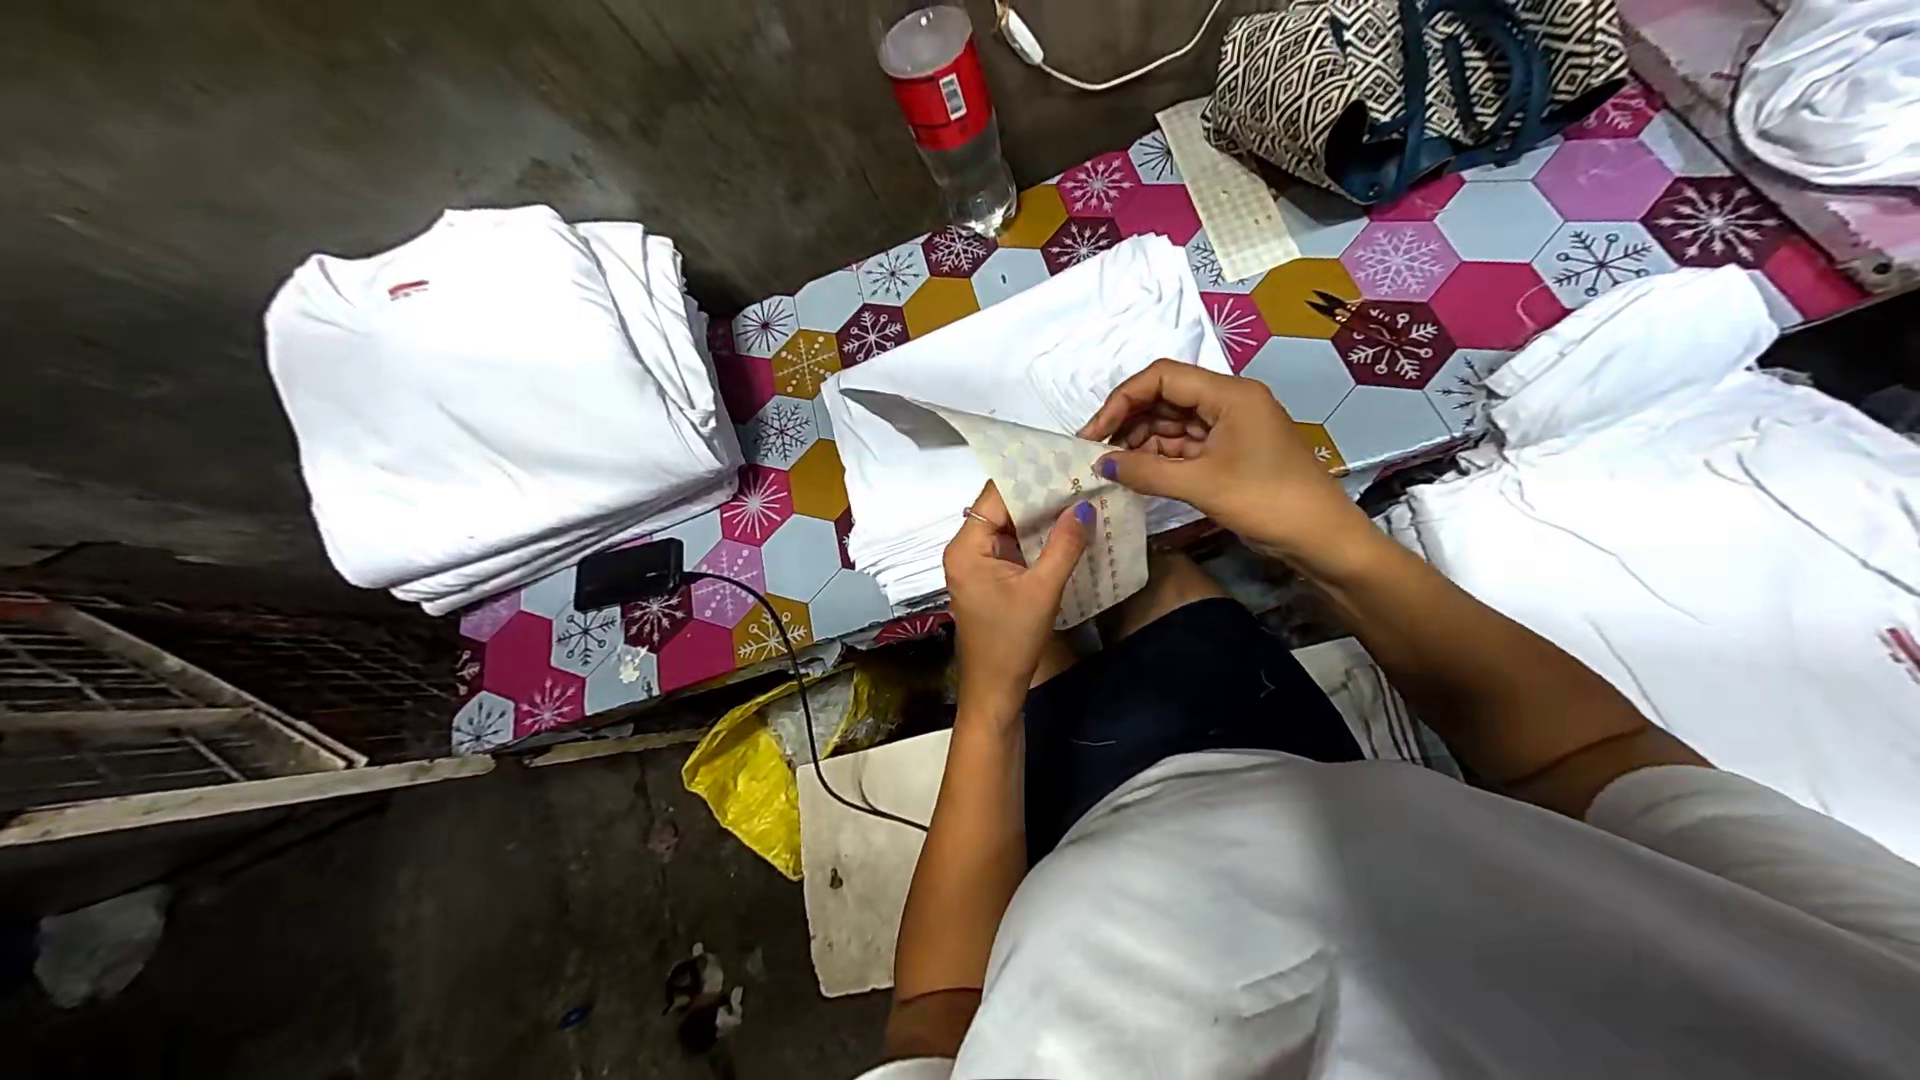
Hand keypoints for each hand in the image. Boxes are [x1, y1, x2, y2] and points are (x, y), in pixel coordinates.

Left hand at [942, 482, 1089, 703]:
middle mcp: (965, 548)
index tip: (1063, 463)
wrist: (995, 688)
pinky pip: (1013, 544)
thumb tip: (1084, 506)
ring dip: (1041, 515)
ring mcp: (977, 562)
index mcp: (967, 547)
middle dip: (1040, 494)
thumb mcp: (1043, 591)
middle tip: (1078, 476)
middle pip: (1001, 507)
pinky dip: (1037, 536)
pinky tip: (1066, 526)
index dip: (1029, 478)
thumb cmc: (1012, 642)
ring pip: (1010, 525)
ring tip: (1079, 495)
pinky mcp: (990, 575)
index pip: (995, 496)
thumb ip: (1063, 546)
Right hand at [1078, 358, 1369, 564]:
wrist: (1322, 539)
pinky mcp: (1226, 453)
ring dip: (1139, 443)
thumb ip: (1147, 471)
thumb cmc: (1268, 501)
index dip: (1122, 400)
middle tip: (1095, 453)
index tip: (1095, 433)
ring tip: (1110, 467)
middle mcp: (1227, 402)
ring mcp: (1227, 428)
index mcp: (1229, 394)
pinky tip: (1134, 473)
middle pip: (1164, 398)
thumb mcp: (1202, 485)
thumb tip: (1101, 463)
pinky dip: (1157, 459)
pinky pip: (1182, 447)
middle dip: (1127, 422)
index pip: (1162, 377)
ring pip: (1170, 424)